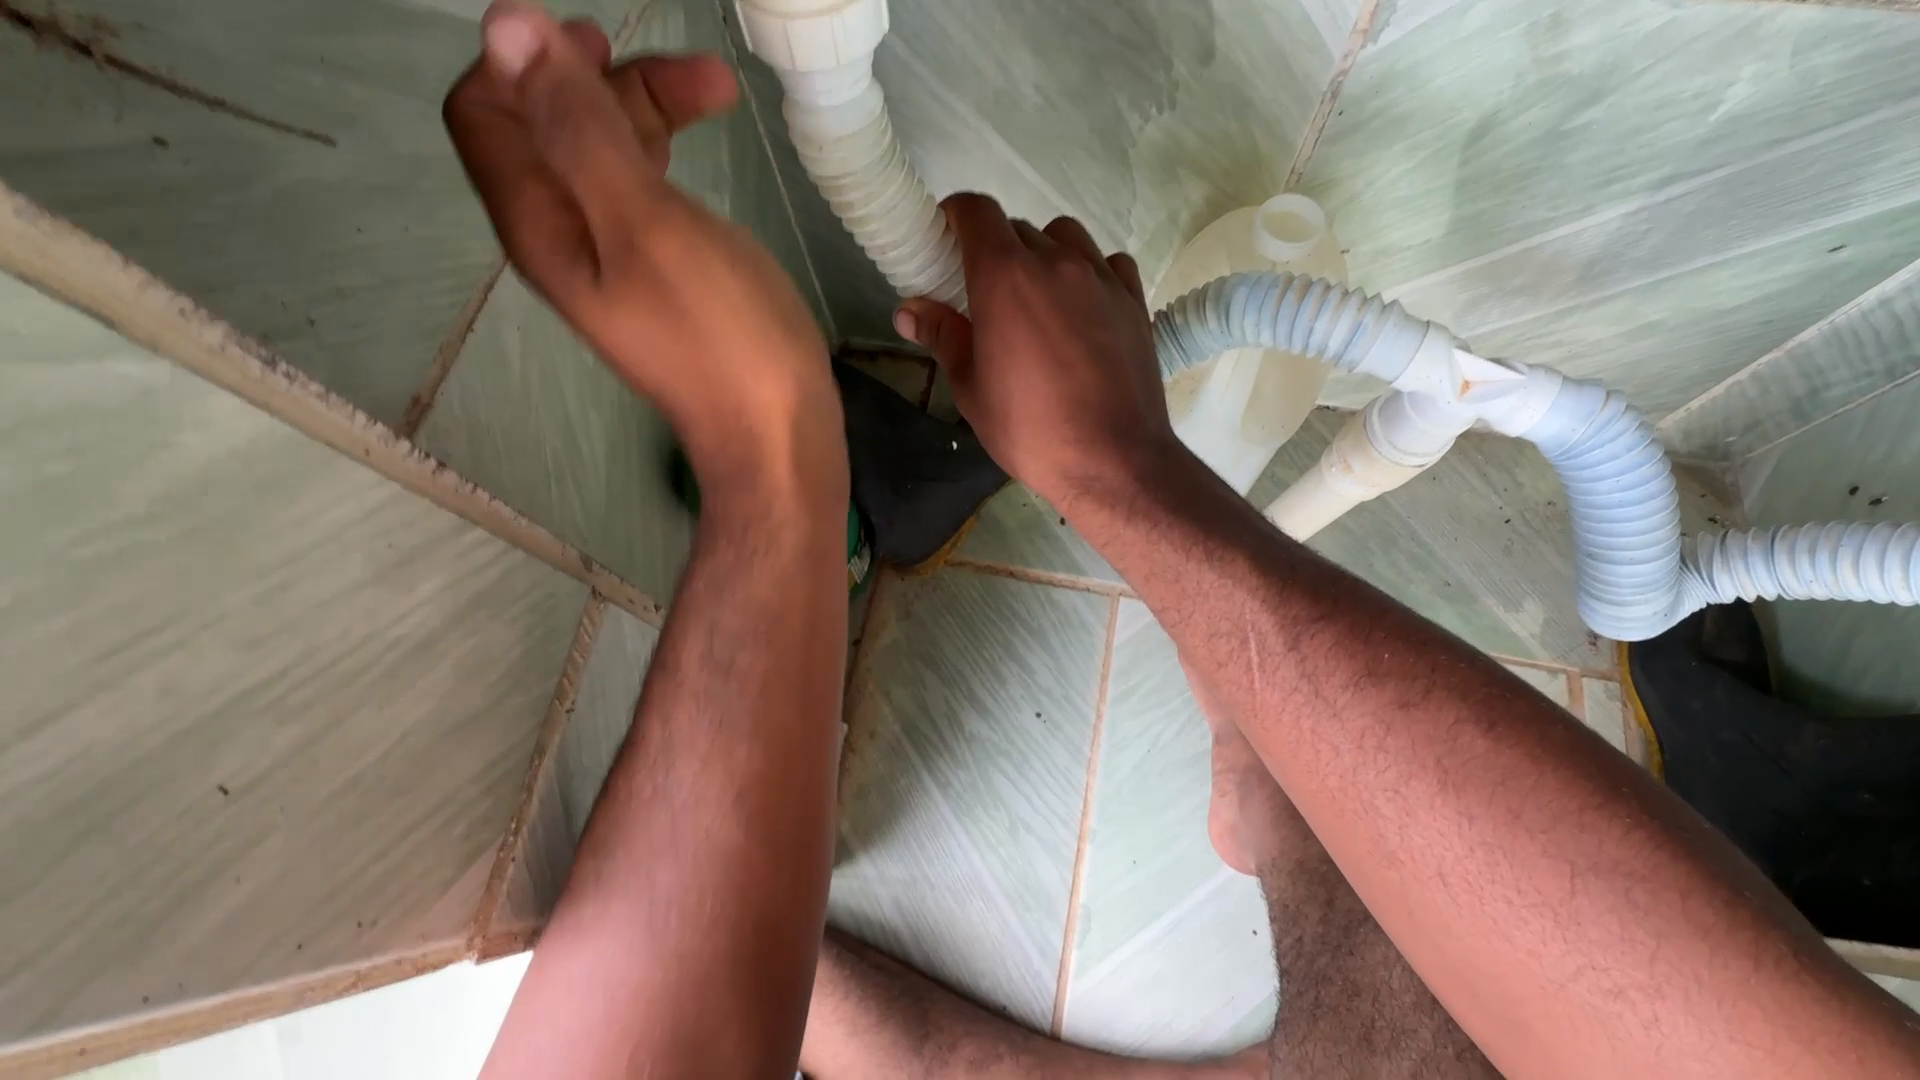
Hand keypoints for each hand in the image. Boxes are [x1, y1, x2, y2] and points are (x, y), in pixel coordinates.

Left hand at [444, 1, 841, 503]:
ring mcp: (617, 258)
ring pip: (603, 155)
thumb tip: (509, 27)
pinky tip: (708, 146)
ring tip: (715, 89)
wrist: (775, 432)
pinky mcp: (665, 272)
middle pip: (547, 127)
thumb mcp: (647, 225)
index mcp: (540, 225)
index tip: (598, 36)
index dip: (521, 60)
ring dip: (645, 108)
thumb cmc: (720, 333)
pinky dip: (669, 153)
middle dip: (597, 76)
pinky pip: (642, 191)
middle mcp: (565, 237)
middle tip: (667, 60)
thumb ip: (579, 130)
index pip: (484, 114)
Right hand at [892, 194, 1179, 507]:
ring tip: (1037, 296)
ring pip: (1065, 237)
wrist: (1112, 460)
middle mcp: (1056, 262)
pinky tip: (1083, 307)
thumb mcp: (972, 388)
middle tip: (985, 293)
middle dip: (995, 248)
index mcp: (1005, 277)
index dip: (956, 216)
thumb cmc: (1030, 429)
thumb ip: (943, 336)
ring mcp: (1101, 278)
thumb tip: (909, 310)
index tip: (946, 238)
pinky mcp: (1134, 301)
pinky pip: (1108, 263)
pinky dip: (1090, 272)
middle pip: (1018, 228)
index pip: (976, 211)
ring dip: (1044, 254)